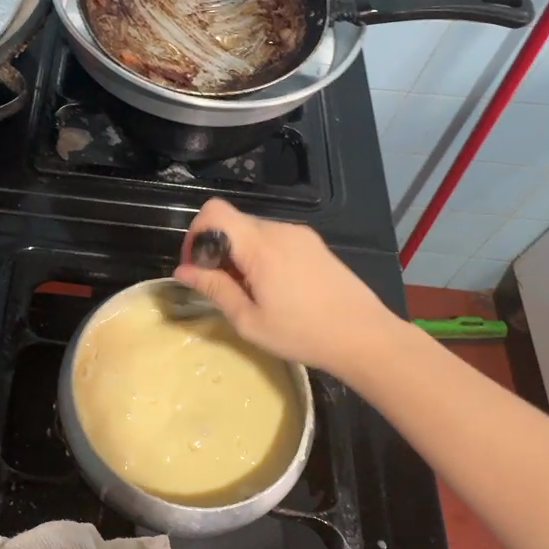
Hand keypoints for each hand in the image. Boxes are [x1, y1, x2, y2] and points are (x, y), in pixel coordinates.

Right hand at [173, 198, 413, 380]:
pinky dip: (262, 256)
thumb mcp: (249, 321)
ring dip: (241, 255)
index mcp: (260, 245)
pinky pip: (275, 240)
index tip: (198, 266)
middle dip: (218, 250)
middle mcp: (279, 230)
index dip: (196, 234)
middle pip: (232, 222)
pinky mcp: (314, 244)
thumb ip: (214, 289)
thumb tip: (182, 270)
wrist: (366, 337)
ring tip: (251, 293)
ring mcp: (300, 235)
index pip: (214, 212)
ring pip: (253, 232)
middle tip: (223, 287)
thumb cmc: (303, 333)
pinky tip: (276, 289)